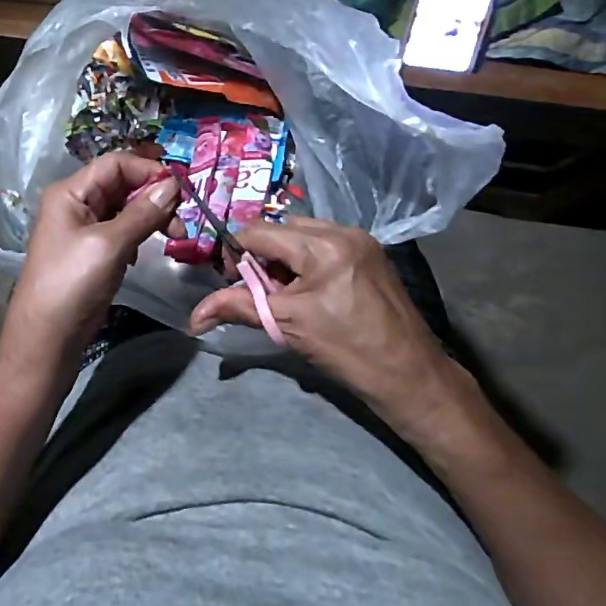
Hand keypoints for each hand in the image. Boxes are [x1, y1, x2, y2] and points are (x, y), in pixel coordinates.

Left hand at [0, 152, 182, 377]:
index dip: (147, 170)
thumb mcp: (109, 244)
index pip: (114, 164)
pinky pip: (121, 230)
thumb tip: (173, 184)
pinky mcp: (93, 252)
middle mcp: (75, 203)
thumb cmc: (72, 283)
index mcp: (70, 192)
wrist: (46, 339)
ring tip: (174, 236)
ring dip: (150, 216)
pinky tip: (145, 251)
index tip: (180, 188)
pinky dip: (139, 234)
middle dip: (153, 195)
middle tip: (181, 219)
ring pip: (124, 208)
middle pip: (121, 184)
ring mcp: (83, 229)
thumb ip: (142, 213)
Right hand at [188, 217, 467, 439]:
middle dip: (262, 256)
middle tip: (265, 291)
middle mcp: (342, 230)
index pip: (258, 231)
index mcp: (322, 246)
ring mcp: (360, 238)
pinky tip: (312, 290)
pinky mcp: (370, 251)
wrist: (411, 377)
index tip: (236, 281)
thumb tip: (193, 318)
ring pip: (300, 233)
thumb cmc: (348, 351)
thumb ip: (236, 308)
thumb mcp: (287, 326)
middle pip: (278, 228)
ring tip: (289, 293)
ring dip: (284, 257)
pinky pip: (323, 242)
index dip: (236, 252)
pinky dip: (306, 259)